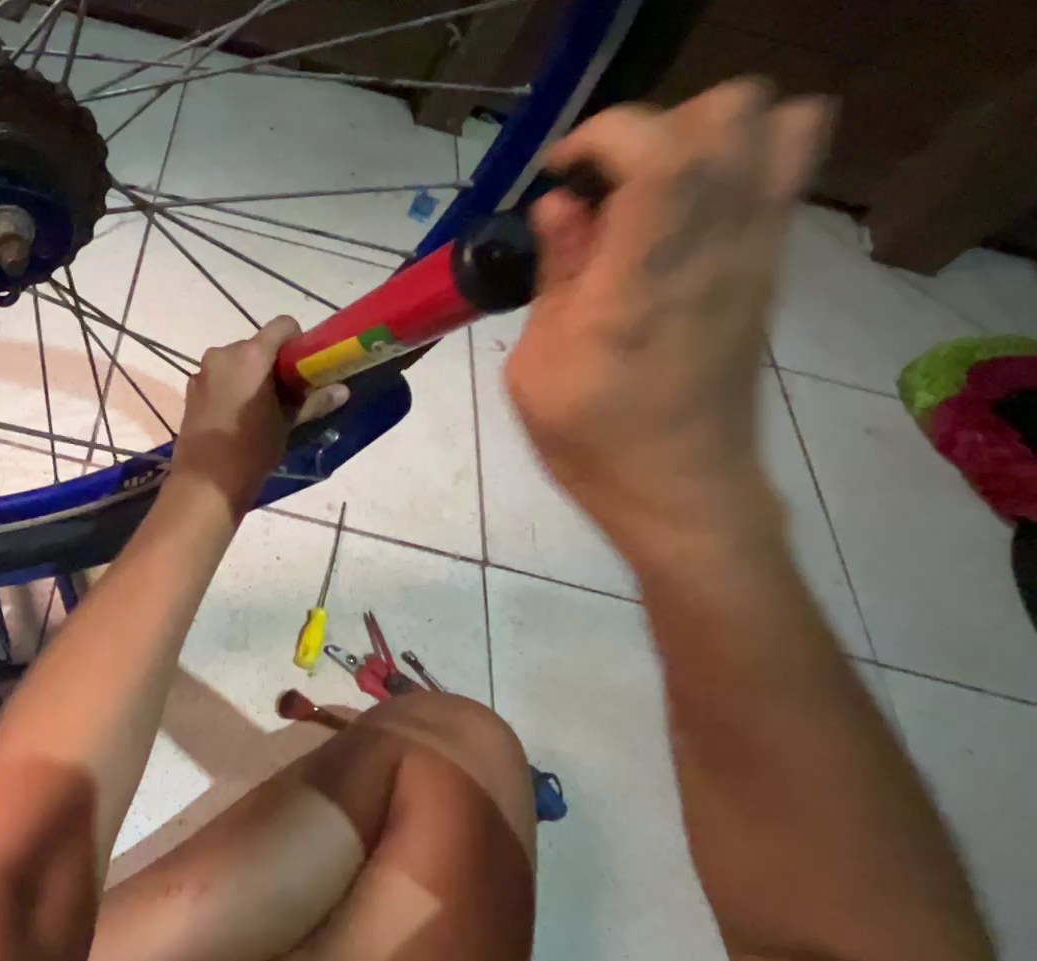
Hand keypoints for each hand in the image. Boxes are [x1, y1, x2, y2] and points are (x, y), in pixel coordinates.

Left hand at [171, 315, 348, 509]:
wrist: (205, 482)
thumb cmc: (252, 450)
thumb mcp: (287, 424)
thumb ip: (313, 401)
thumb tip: (343, 390)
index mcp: (251, 354)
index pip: (282, 325)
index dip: (296, 342)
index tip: (302, 368)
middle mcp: (223, 354)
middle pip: (256, 345)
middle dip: (271, 363)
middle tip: (284, 393)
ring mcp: (202, 372)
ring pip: (235, 362)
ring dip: (249, 376)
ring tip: (258, 408)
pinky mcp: (190, 391)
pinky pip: (217, 379)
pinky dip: (230, 387)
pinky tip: (235, 416)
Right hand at [507, 80, 832, 555]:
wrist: (682, 490)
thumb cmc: (591, 439)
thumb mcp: (536, 366)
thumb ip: (554, 273)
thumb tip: (559, 205)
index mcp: (643, 278)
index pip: (657, 148)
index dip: (604, 134)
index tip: (559, 173)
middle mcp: (718, 248)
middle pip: (734, 114)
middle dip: (660, 124)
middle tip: (607, 178)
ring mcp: (758, 254)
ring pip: (780, 129)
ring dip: (707, 137)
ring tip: (648, 189)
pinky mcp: (771, 269)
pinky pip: (781, 176)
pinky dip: (733, 168)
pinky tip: (674, 223)